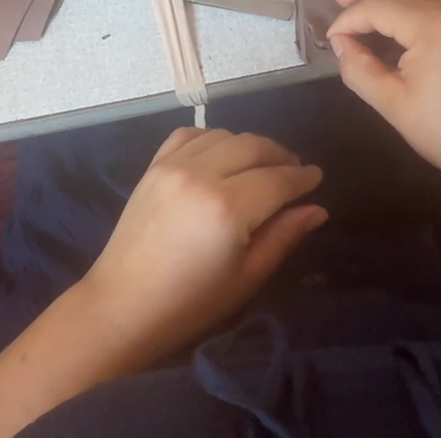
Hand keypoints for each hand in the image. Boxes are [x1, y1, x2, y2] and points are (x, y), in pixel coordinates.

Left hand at [76, 128, 326, 365]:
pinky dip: (211, 139)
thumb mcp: (247, 278)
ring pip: (223, 136)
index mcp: (228, 207)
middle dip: (280, 155)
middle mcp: (201, 174)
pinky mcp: (153, 165)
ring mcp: (173, 165)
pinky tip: (220, 156)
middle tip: (294, 170)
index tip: (316, 177)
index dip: (302, 177)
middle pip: (253, 146)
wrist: (124, 305)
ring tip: (260, 165)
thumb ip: (283, 236)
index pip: (277, 179)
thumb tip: (316, 208)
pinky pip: (188, 135)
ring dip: (248, 145)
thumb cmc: (191, 303)